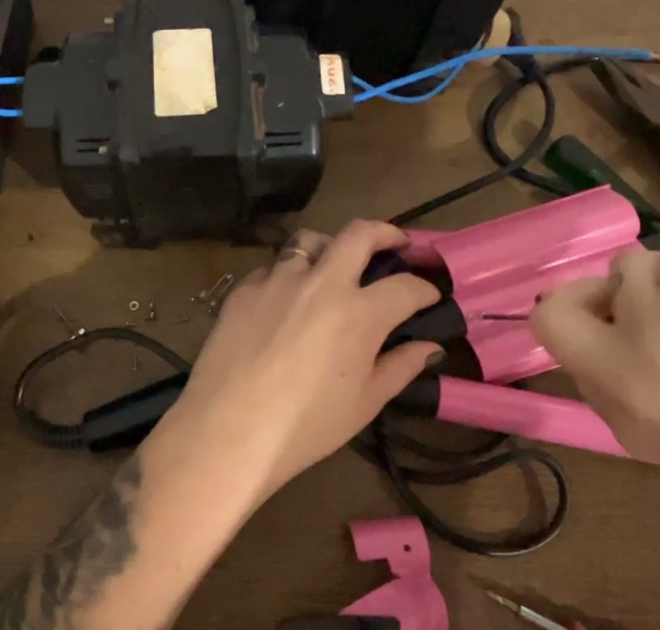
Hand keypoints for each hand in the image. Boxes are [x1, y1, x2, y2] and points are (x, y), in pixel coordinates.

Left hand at [143, 221, 442, 508]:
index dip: (425, 288)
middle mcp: (321, 282)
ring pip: (309, 240)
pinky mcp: (244, 287)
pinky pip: (273, 268)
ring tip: (335, 263)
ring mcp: (278, 278)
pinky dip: (288, 275)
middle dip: (385, 233)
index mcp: (359, 312)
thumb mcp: (365, 402)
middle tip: (396, 244)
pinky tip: (287, 298)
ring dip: (330, 246)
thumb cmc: (307, 425)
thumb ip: (401, 367)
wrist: (229, 427)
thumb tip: (429, 346)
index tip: (429, 296)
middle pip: (359, 233)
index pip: (406, 286)